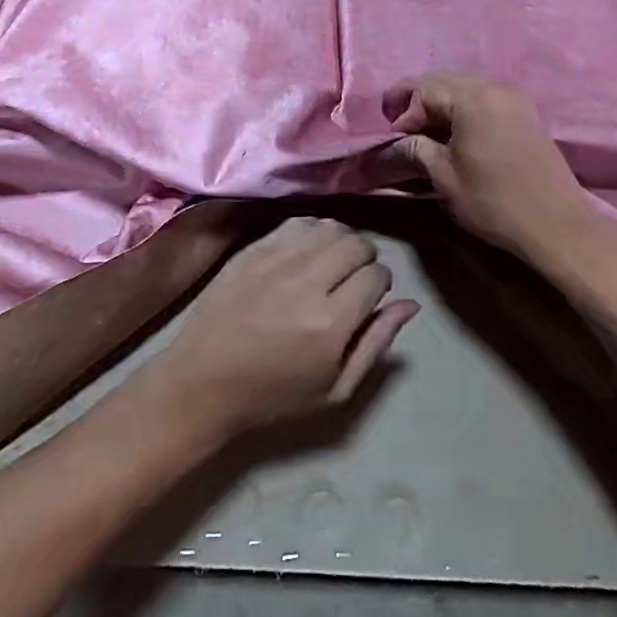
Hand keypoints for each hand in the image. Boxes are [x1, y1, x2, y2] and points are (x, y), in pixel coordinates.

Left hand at [143, 218, 419, 438]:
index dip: (380, 285)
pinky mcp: (253, 250)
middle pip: (356, 244)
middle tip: (351, 279)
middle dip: (364, 258)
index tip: (368, 298)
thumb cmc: (275, 394)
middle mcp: (307, 282)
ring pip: (329, 227)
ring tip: (329, 263)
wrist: (205, 380)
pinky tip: (305, 252)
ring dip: (339, 241)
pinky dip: (310, 232)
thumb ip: (377, 343)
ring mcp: (276, 261)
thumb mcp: (336, 388)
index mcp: (332, 322)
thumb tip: (410, 304)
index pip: (377, 276)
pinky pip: (296, 223)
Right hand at [385, 72, 600, 258]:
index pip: (423, 89)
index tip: (394, 142)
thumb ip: (414, 149)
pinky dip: (462, 109)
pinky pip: (483, 97)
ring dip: (439, 105)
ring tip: (425, 133)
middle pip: (442, 80)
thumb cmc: (494, 202)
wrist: (556, 225)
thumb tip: (393, 144)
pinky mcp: (525, 111)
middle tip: (401, 130)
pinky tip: (454, 134)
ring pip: (463, 86)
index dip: (403, 113)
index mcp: (473, 99)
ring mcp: (514, 97)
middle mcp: (495, 86)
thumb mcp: (444, 177)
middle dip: (417, 102)